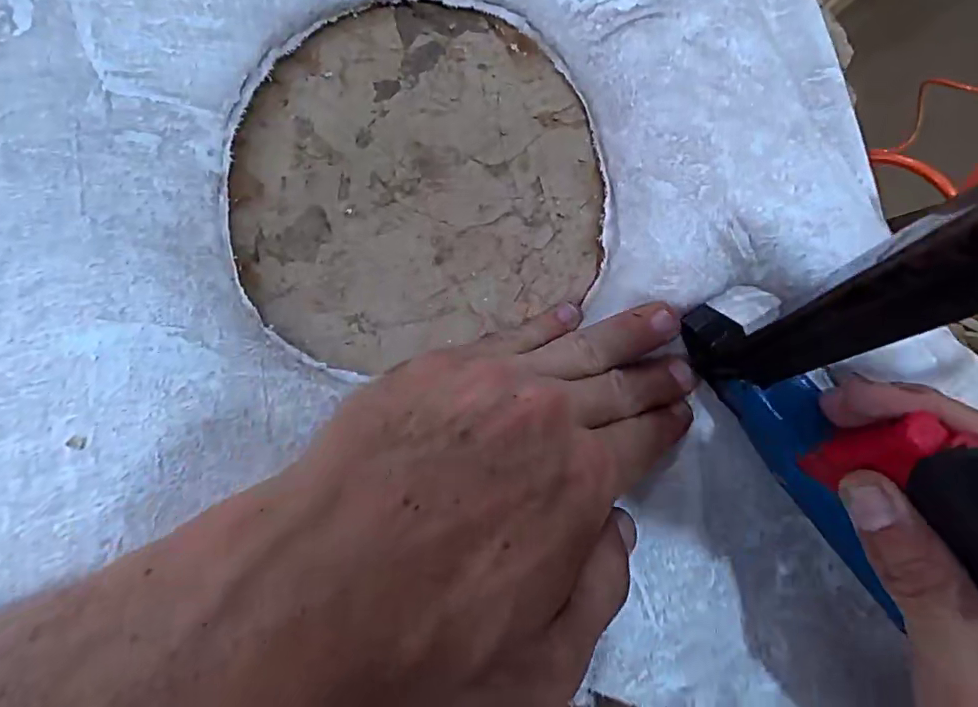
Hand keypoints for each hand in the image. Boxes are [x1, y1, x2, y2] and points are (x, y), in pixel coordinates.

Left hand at [0, 303, 695, 706]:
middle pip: (619, 385)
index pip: (643, 440)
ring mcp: (494, 382)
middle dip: (657, 370)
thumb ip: (597, 591)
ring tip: (659, 310)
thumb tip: (618, 527)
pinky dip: (548, 319)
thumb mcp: (535, 671)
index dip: (669, 421)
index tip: (687, 403)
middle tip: (684, 351)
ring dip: (623, 329)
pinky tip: (573, 307)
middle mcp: (551, 420)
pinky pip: (512, 331)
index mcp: (582, 487)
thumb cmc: (416, 651)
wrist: (290, 606)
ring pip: (577, 345)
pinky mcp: (440, 365)